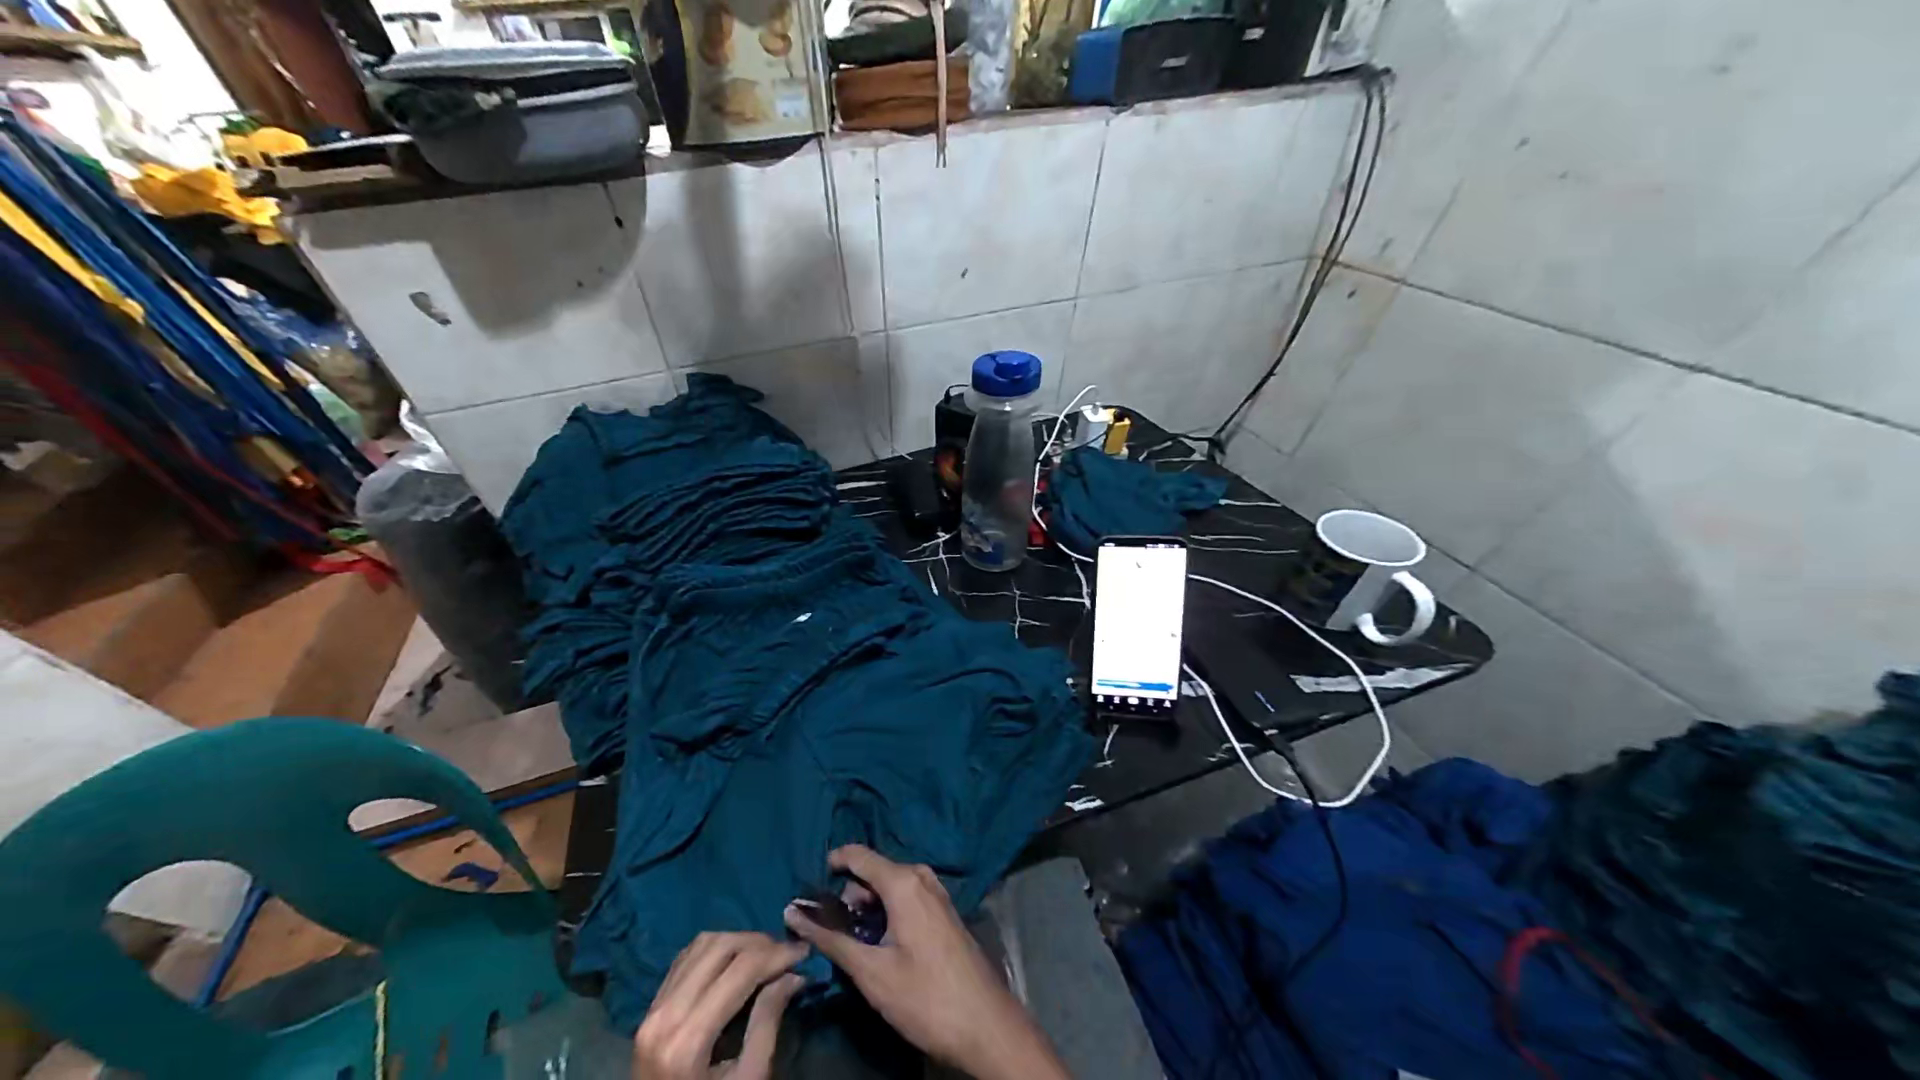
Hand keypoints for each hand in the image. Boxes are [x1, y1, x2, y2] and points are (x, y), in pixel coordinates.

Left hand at [632, 932, 806, 1079]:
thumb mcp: (749, 1079)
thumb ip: (768, 1023)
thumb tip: (793, 974)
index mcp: (687, 1041)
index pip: (741, 969)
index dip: (777, 954)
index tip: (804, 952)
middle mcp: (664, 1016)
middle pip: (720, 947)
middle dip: (761, 943)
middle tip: (788, 954)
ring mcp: (651, 1010)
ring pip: (702, 944)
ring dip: (739, 941)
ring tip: (766, 955)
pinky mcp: (649, 1008)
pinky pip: (686, 958)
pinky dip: (716, 950)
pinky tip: (736, 961)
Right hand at [783, 845, 1069, 1079]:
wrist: (986, 1025)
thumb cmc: (926, 997)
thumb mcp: (871, 972)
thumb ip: (831, 939)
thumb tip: (793, 912)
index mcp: (904, 882)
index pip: (857, 855)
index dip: (829, 864)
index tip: (806, 890)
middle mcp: (921, 877)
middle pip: (872, 872)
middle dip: (846, 896)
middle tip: (827, 932)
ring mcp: (936, 894)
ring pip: (888, 887)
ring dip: (865, 909)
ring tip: (849, 945)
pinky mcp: (942, 912)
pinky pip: (904, 899)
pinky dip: (884, 914)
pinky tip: (876, 946)